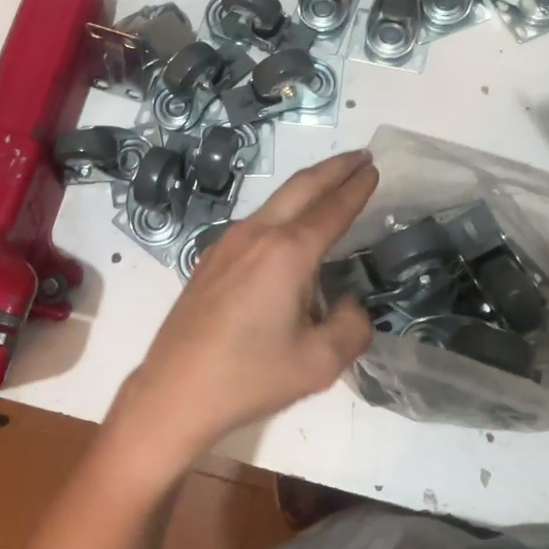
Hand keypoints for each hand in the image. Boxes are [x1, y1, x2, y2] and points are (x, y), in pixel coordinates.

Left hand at [105, 150, 378, 471]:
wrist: (174, 392)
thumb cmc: (248, 378)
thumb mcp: (319, 363)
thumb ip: (351, 327)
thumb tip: (347, 304)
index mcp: (286, 253)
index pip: (332, 209)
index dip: (356, 188)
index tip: (374, 168)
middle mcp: (256, 236)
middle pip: (301, 187)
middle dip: (334, 168)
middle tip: (360, 156)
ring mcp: (226, 245)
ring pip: (274, 203)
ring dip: (307, 188)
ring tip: (331, 187)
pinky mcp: (209, 261)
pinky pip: (256, 224)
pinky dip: (284, 213)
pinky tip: (291, 233)